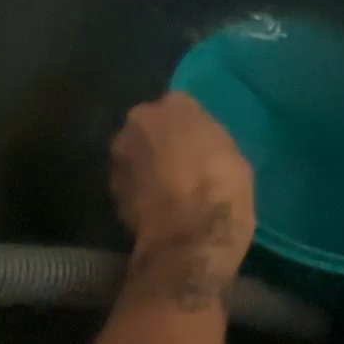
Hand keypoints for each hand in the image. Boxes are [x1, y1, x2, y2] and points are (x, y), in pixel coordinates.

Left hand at [110, 92, 255, 311]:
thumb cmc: (222, 188)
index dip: (191, 126)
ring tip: (170, 187)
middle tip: (183, 163)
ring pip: (137, 153)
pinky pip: (131, 181)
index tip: (200, 142)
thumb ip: (209, 141)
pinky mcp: (111, 190)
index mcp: (175, 105)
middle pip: (151, 126)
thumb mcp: (233, 155)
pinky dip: (141, 189)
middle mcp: (138, 121)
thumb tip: (199, 146)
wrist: (189, 238)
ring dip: (148, 164)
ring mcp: (120, 156)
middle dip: (162, 140)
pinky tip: (160, 205)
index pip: (181, 105)